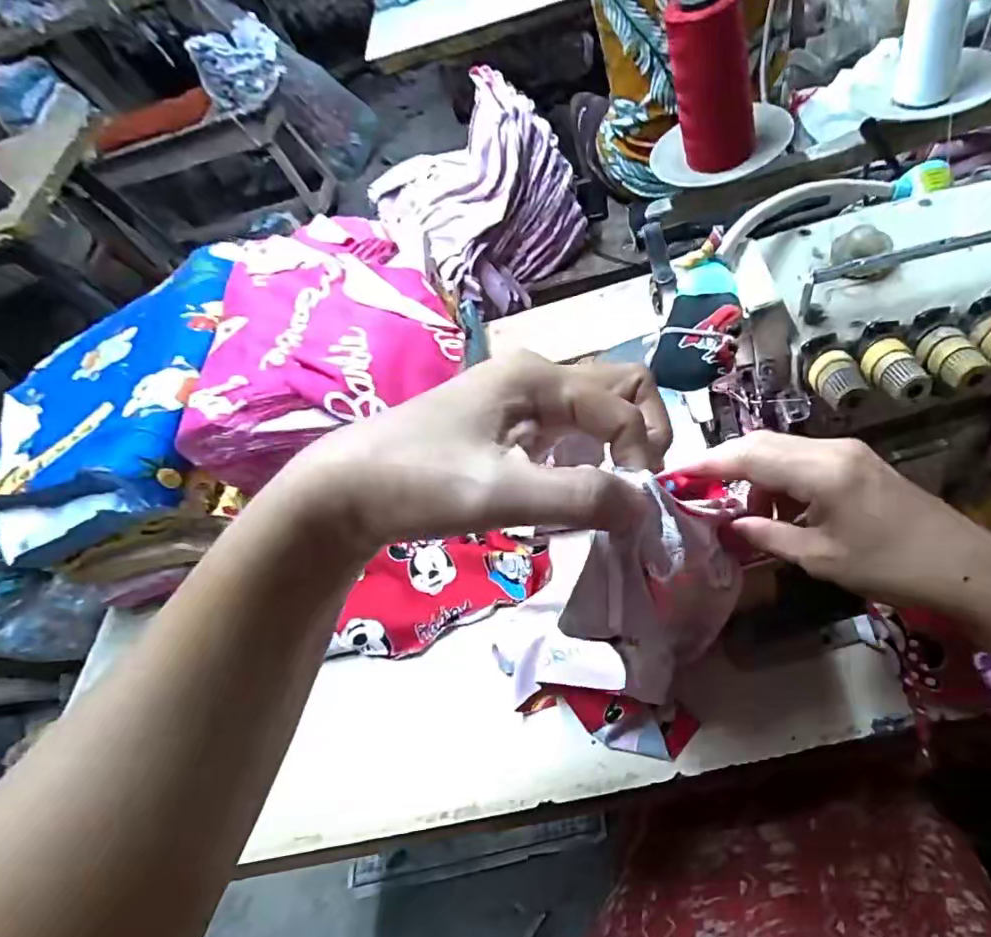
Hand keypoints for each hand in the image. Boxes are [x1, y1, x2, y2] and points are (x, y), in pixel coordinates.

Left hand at [267, 351, 671, 556]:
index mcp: (539, 377)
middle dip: (645, 433)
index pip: (625, 407)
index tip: (628, 506)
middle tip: (635, 482)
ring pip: (602, 408)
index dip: (641, 455)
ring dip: (621, 444)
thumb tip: (644, 506)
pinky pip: (575, 430)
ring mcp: (524, 399)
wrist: (345, 493)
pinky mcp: (513, 424)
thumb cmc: (419, 484)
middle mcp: (538, 376)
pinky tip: (576, 488)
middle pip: (625, 387)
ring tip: (612, 490)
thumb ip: (581, 496)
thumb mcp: (502, 492)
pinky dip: (594, 456)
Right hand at [682, 431, 990, 650]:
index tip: (677, 475)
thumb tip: (730, 525)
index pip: (750, 454)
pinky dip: (786, 483)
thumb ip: (769, 536)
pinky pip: (808, 463)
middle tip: (706, 498)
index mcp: (821, 469)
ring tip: (754, 520)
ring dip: (761, 479)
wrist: (960, 565)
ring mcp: (850, 452)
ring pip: (785, 453)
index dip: (709, 463)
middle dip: (731, 468)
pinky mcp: (860, 463)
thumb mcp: (821, 557)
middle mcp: (833, 448)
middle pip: (765, 444)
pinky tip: (786, 514)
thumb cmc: (889, 566)